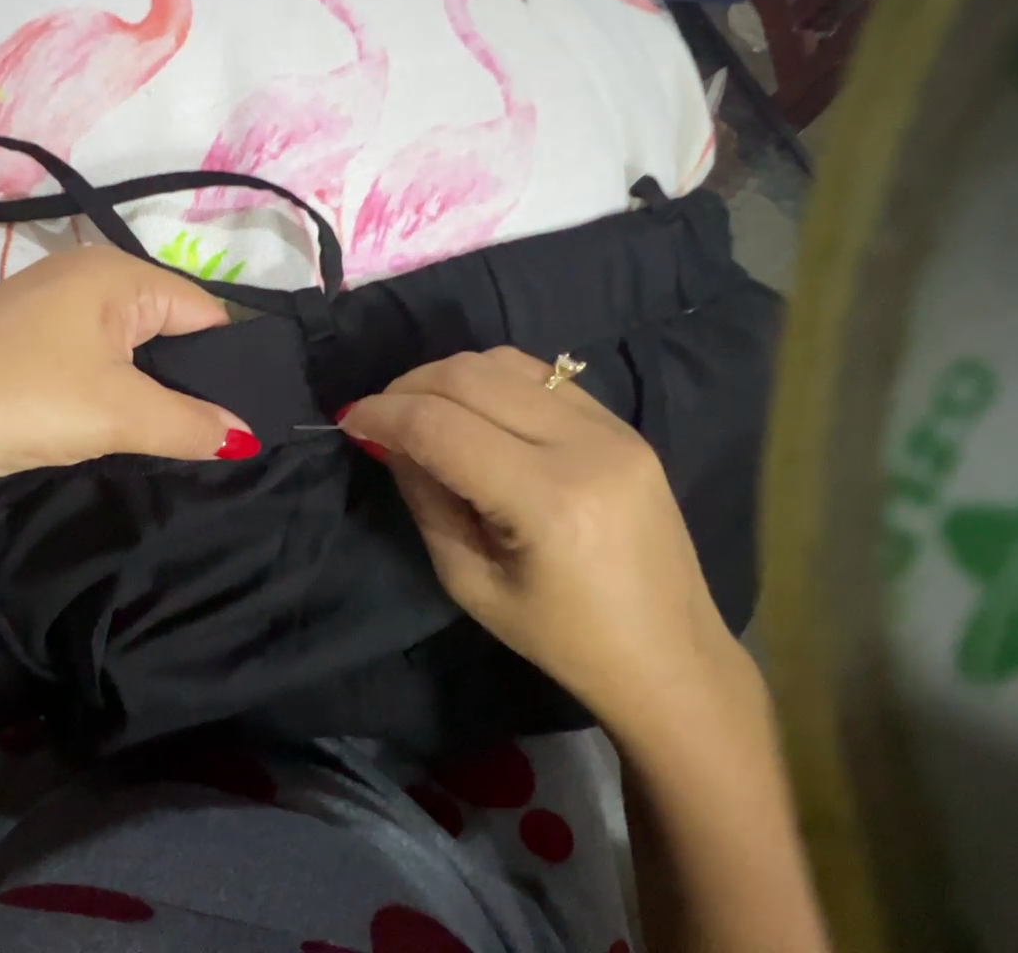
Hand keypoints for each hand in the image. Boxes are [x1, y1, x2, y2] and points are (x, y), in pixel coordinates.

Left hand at [0, 248, 253, 494]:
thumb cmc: (24, 398)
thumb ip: (190, 424)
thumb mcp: (120, 413)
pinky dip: (110, 394)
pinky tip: (115, 429)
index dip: (227, 365)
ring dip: (147, 393)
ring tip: (171, 440)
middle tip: (212, 439)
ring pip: (128, 350)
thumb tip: (245, 434)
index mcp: (119, 273)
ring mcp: (51, 308)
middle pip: (167, 328)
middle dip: (188, 382)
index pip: (205, 312)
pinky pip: (92, 362)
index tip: (244, 420)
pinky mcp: (25, 340)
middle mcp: (88, 277)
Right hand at [339, 348, 749, 728]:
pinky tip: (470, 411)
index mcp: (548, 501)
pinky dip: (490, 380)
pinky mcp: (624, 426)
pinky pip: (541, 375)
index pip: (441, 426)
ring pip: (505, 362)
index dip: (383, 415)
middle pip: (471, 376)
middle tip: (377, 416)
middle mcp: (586, 447)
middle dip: (408, 387)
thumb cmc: (561, 638)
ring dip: (447, 377)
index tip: (349, 422)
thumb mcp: (469, 582)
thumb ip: (426, 500)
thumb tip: (391, 442)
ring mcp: (613, 429)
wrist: (669, 655)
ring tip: (418, 410)